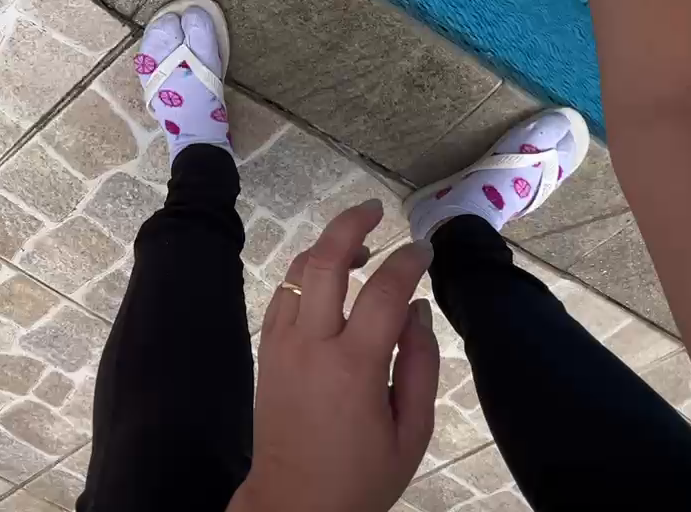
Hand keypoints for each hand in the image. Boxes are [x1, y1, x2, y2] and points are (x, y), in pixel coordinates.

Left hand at [229, 201, 438, 511]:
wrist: (294, 504)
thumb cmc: (361, 477)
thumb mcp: (410, 434)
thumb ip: (419, 365)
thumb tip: (416, 307)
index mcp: (353, 368)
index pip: (385, 292)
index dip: (408, 261)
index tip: (424, 248)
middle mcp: (312, 343)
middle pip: (328, 261)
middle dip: (352, 223)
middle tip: (375, 208)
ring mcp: (283, 341)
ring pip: (299, 269)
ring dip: (328, 246)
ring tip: (359, 244)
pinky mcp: (267, 346)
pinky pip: (284, 291)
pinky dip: (306, 272)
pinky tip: (328, 277)